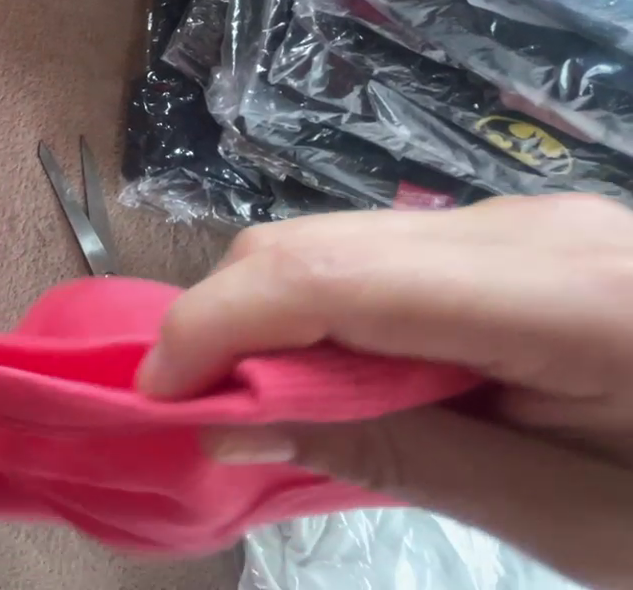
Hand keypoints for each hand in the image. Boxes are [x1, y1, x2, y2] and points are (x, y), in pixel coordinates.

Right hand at [137, 194, 632, 587]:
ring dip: (270, 319)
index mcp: (562, 288)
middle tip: (213, 408)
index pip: (317, 275)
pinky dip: (321, 312)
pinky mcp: (514, 233)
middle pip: (306, 245)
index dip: (211, 326)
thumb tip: (222, 421)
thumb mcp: (578, 522)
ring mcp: (519, 217)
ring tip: (287, 401)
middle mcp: (521, 222)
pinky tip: (356, 374)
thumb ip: (387, 453)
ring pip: (325, 243)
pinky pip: (367, 256)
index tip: (160, 396)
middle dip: (227, 322)